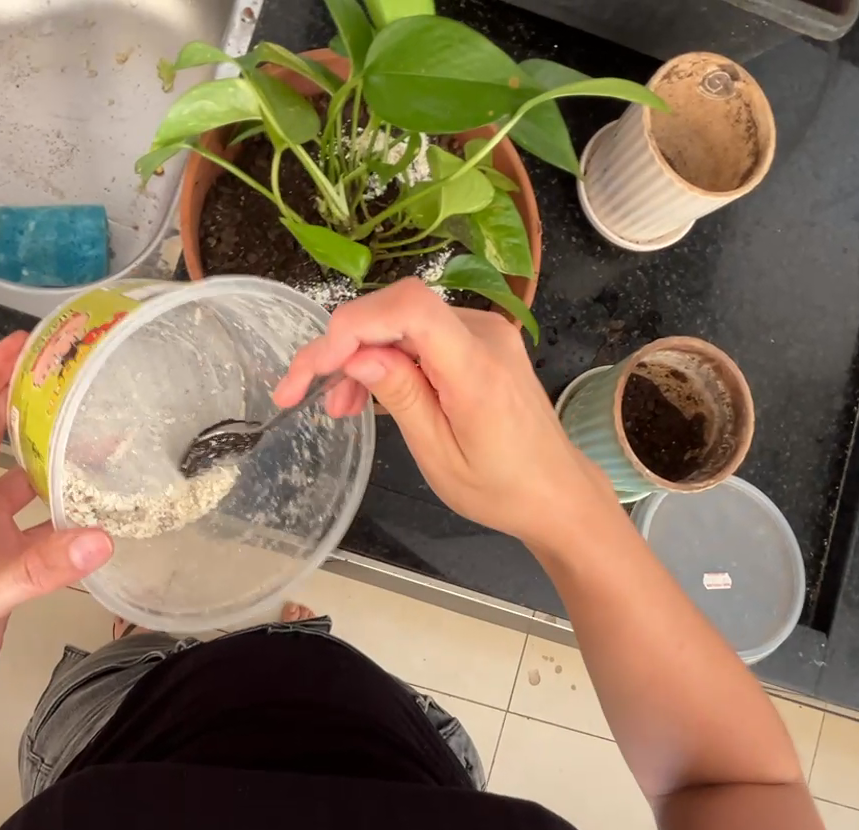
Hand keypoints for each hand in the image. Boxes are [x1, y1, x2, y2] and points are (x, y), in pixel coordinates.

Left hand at [0, 334, 113, 715]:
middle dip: (23, 402)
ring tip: (98, 438)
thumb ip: (40, 567)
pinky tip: (98, 512)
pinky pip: (37, 523)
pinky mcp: (1, 562)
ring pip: (19, 480)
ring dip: (50, 458)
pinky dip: (64, 514)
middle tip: (72, 379)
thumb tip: (106, 538)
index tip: (24, 343)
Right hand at [275, 279, 617, 555]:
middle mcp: (484, 334)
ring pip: (402, 324)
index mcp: (477, 369)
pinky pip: (420, 336)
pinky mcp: (478, 341)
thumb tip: (357, 355)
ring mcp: (484, 333)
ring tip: (337, 407)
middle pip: (396, 312)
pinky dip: (386, 360)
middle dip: (341, 346)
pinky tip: (366, 394)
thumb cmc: (499, 488)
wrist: (554, 490)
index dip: (352, 326)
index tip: (315, 368)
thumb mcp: (440, 456)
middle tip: (304, 393)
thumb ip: (402, 398)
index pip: (409, 310)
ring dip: (359, 356)